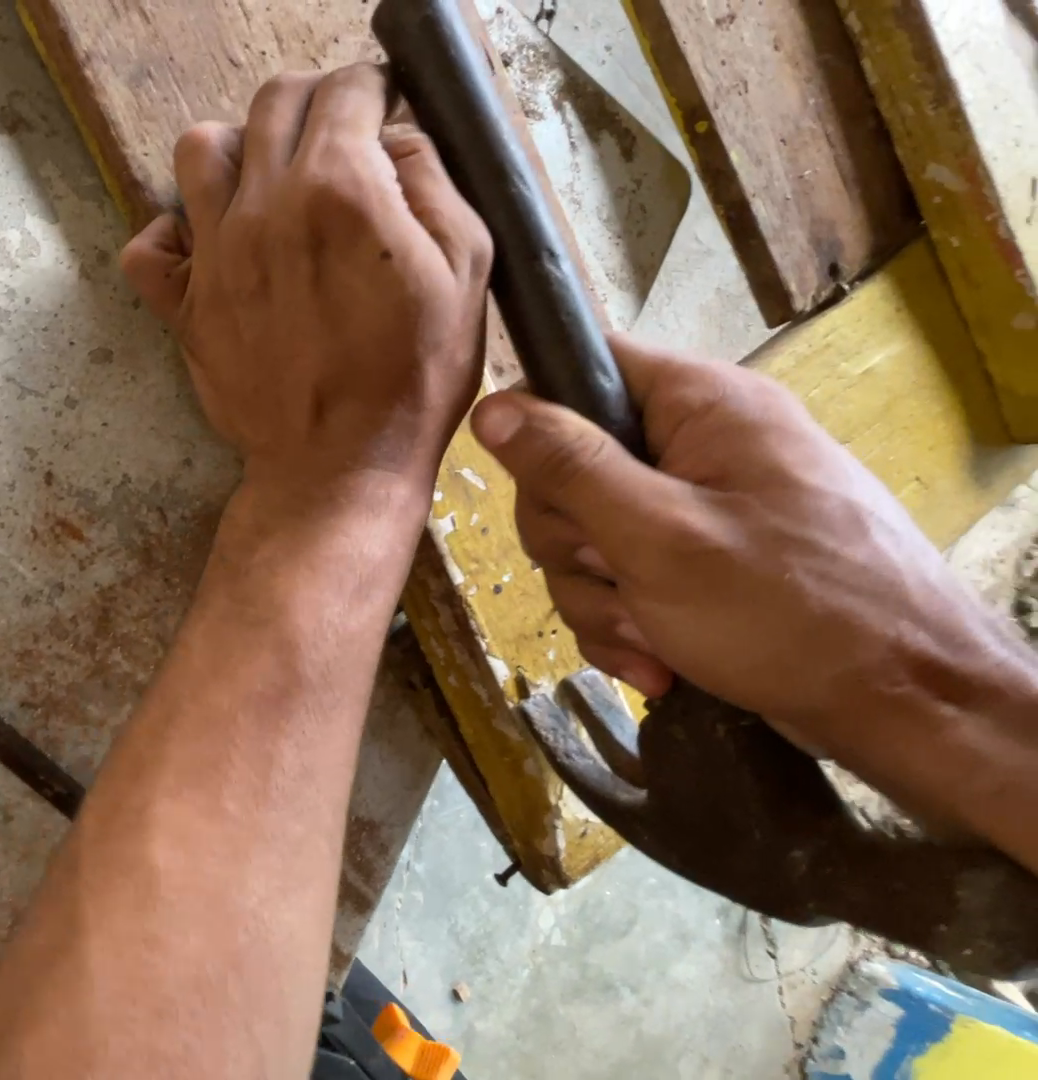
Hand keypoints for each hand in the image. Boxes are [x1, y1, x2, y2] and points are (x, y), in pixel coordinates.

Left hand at [119, 64, 492, 492]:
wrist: (337, 464)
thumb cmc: (411, 377)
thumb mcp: (464, 268)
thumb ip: (429, 180)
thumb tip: (390, 139)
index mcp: (339, 189)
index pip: (343, 91)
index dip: (369, 92)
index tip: (377, 114)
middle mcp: (264, 209)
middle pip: (270, 105)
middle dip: (309, 104)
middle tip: (332, 138)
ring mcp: (213, 258)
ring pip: (196, 152)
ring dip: (235, 151)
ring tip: (264, 184)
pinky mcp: (182, 308)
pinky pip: (146, 249)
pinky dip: (168, 235)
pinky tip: (204, 247)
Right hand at [469, 334, 1026, 762]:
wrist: (907, 710)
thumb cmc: (789, 610)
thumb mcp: (657, 535)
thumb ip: (568, 468)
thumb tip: (491, 408)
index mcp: (699, 408)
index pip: (584, 368)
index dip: (537, 418)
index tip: (536, 484)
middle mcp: (694, 446)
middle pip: (566, 469)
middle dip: (573, 542)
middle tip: (616, 577)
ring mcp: (695, 506)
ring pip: (584, 535)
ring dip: (597, 596)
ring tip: (650, 632)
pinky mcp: (695, 560)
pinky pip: (617, 577)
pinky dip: (622, 620)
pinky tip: (655, 655)